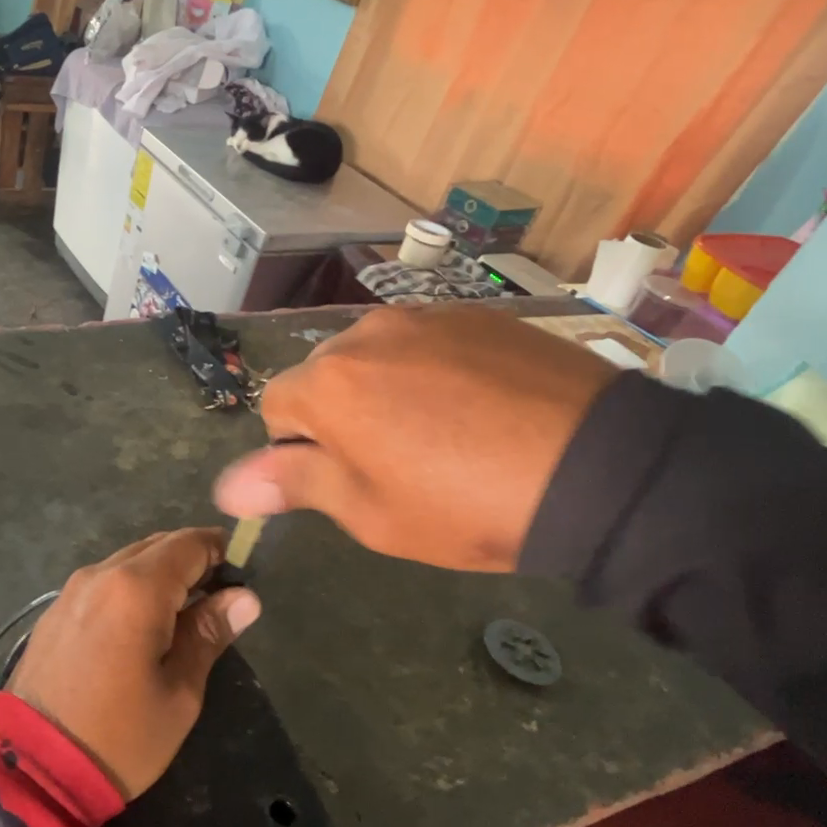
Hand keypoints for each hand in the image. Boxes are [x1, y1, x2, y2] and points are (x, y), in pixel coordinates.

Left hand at [7, 529, 261, 799]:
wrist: (33, 768)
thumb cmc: (121, 736)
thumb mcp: (179, 691)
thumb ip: (209, 634)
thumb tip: (245, 597)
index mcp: (136, 588)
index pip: (189, 544)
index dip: (220, 551)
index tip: (242, 576)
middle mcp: (99, 575)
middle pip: (156, 546)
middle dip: (191, 562)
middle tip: (217, 600)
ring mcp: (70, 591)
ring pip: (127, 562)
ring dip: (158, 575)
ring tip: (181, 618)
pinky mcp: (53, 613)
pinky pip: (102, 584)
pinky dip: (128, 590)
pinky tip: (139, 628)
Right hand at [215, 305, 616, 571]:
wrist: (599, 470)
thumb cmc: (465, 504)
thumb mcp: (370, 513)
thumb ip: (293, 484)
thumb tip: (228, 485)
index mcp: (329, 384)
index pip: (275, 407)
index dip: (297, 450)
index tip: (343, 482)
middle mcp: (366, 334)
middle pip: (325, 376)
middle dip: (339, 415)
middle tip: (394, 464)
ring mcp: (428, 316)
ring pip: (376, 356)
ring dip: (384, 390)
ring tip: (441, 434)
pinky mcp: (479, 313)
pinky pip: (428, 343)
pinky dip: (432, 372)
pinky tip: (477, 408)